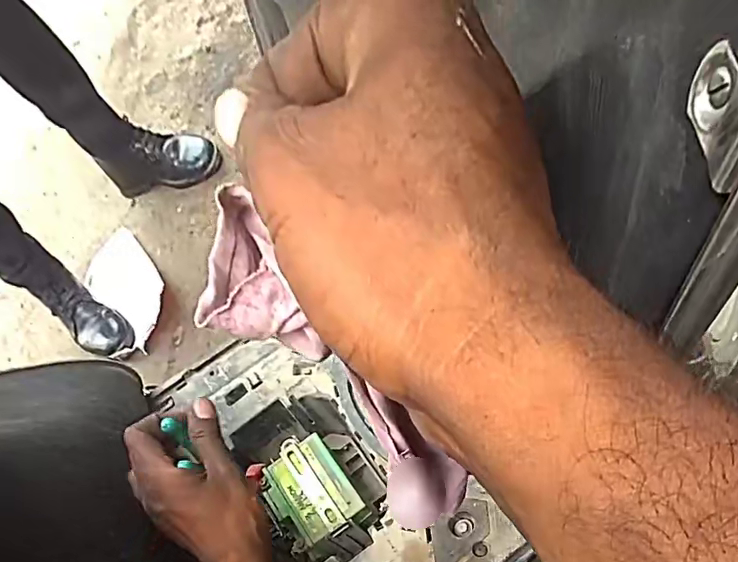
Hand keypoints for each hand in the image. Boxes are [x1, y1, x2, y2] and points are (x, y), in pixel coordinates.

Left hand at [124, 397, 271, 561]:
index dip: (161, 419)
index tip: (187, 419)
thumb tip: (199, 411)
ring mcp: (160, 510)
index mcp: (156, 479)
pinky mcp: (172, 519)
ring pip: (155, 471)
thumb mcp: (223, 470)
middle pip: (143, 452)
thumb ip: (206, 437)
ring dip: (177, 458)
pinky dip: (181, 477)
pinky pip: (166, 490)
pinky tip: (210, 480)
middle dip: (169, 438)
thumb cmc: (233, 526)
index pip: (137, 434)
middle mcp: (151, 495)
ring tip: (206, 458)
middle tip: (197, 437)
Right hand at [231, 0, 573, 409]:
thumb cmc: (401, 259)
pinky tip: (363, 285)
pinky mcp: (489, 230)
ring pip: (385, 174)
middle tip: (281, 201)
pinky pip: (416, 224)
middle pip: (357, 109)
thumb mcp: (285, 172)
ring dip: (340, 215)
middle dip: (307, 160)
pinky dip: (381, 249)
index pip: (321, 29)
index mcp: (418, 34)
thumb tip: (249, 118)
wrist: (483, 353)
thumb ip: (254, 127)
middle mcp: (467, 89)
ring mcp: (486, 164)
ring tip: (319, 258)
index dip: (273, 83)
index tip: (253, 131)